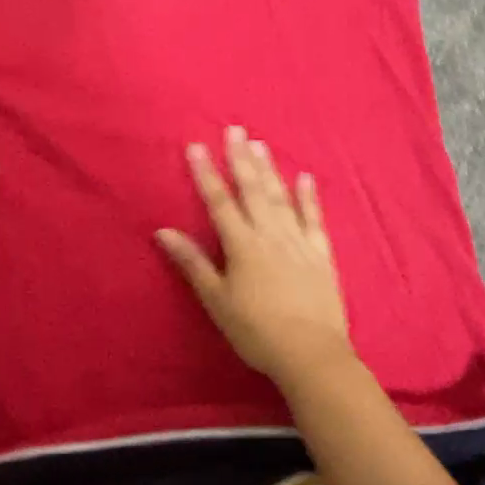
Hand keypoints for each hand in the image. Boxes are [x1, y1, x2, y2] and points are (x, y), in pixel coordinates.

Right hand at [157, 126, 355, 383]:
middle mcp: (270, 235)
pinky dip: (309, 198)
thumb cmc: (256, 331)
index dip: (206, 173)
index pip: (219, 202)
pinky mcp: (322, 255)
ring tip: (259, 144)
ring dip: (269, 169)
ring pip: (281, 198)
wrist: (311, 355)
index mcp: (242, 245)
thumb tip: (163, 231)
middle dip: (240, 158)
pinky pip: (314, 219)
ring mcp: (299, 242)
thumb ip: (192, 263)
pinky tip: (305, 178)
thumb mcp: (217, 300)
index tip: (195, 146)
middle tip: (234, 129)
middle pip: (252, 190)